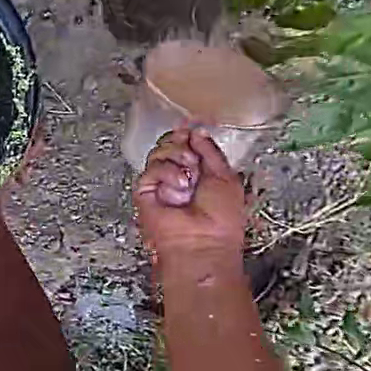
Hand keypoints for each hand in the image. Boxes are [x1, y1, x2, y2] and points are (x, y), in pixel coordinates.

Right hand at [133, 127, 246, 264]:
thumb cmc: (221, 218)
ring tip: (188, 177)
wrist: (203, 242)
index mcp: (198, 173)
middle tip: (192, 159)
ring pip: (159, 152)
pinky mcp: (144, 191)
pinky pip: (151, 169)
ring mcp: (160, 184)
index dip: (188, 134)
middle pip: (169, 143)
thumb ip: (210, 151)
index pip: (187, 144)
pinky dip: (166, 173)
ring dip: (176, 158)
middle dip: (182, 145)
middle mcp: (177, 176)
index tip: (192, 127)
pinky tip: (178, 186)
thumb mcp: (226, 176)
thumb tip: (196, 131)